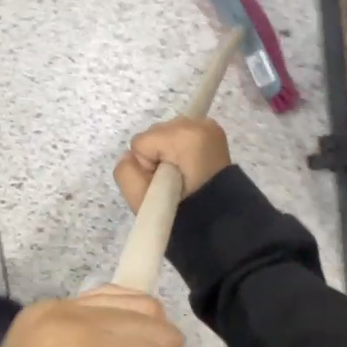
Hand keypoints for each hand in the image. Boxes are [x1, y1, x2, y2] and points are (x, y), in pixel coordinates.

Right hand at [112, 116, 233, 214]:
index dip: (145, 168)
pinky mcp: (212, 132)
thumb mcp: (141, 200)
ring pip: (166, 135)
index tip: (163, 186)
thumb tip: (130, 156)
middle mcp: (198, 124)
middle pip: (154, 136)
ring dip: (168, 155)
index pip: (140, 143)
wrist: (220, 222)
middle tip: (172, 184)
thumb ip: (125, 172)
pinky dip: (180, 151)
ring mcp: (208, 127)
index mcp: (184, 137)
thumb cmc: (181, 214)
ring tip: (183, 179)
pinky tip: (190, 169)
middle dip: (157, 158)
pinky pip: (181, 136)